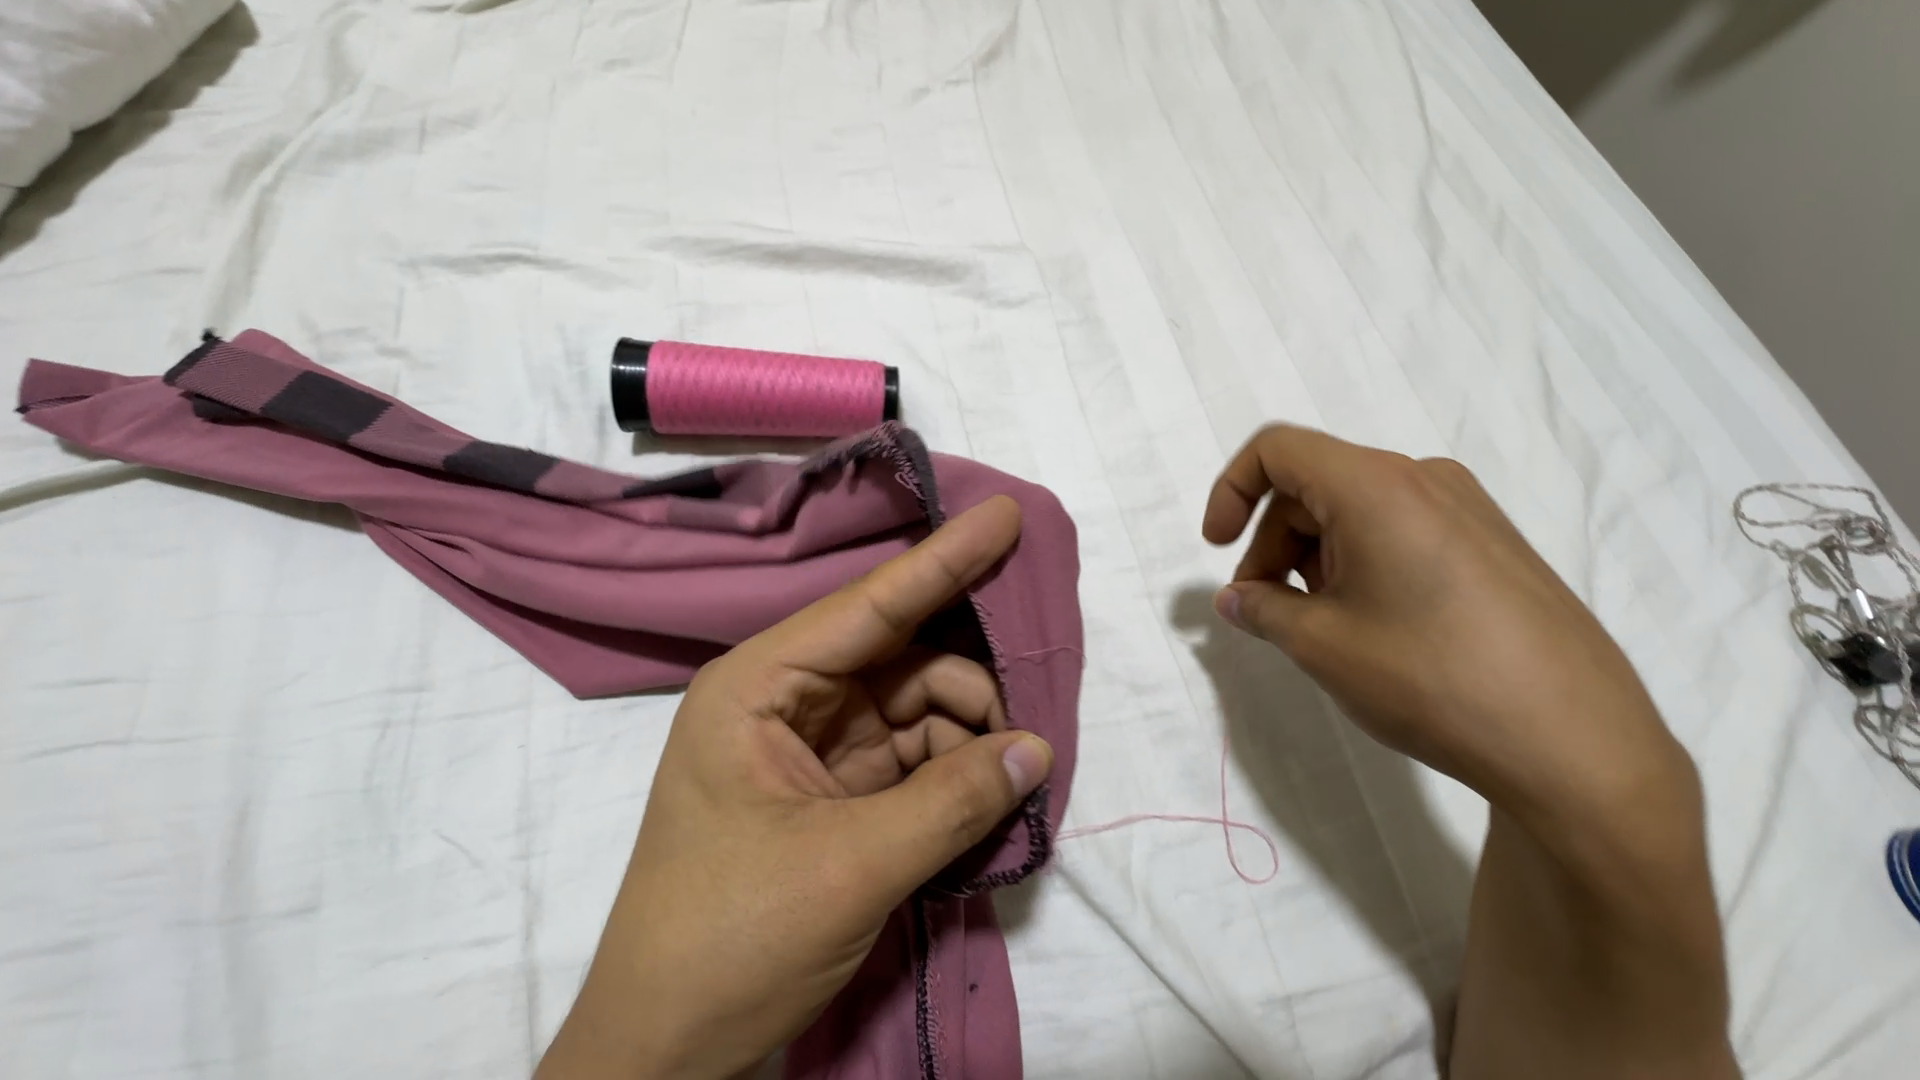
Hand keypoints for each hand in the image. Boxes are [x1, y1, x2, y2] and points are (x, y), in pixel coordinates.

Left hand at [537, 496, 1053, 1079]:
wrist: (668, 1051)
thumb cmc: (732, 939)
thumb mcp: (849, 867)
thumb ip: (950, 801)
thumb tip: (1036, 750)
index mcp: (757, 688)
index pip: (868, 608)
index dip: (943, 561)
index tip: (1004, 515)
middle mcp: (783, 702)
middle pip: (897, 658)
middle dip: (966, 681)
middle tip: (1027, 716)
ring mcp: (809, 750)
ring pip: (911, 710)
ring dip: (966, 733)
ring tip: (1011, 773)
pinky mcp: (832, 796)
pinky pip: (908, 759)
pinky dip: (951, 771)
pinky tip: (987, 791)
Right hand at [1202, 426, 1694, 846]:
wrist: (1578, 743)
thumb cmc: (1432, 679)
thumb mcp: (1322, 645)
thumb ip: (1261, 608)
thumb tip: (1236, 598)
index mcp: (1377, 486)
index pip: (1276, 450)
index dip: (1230, 490)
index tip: (1217, 549)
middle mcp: (1425, 479)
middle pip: (1315, 485)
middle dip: (1272, 541)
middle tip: (1267, 611)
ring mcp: (1468, 510)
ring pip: (1356, 510)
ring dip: (1315, 557)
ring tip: (1322, 627)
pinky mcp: (1493, 546)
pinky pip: (1400, 530)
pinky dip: (1360, 563)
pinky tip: (1372, 627)